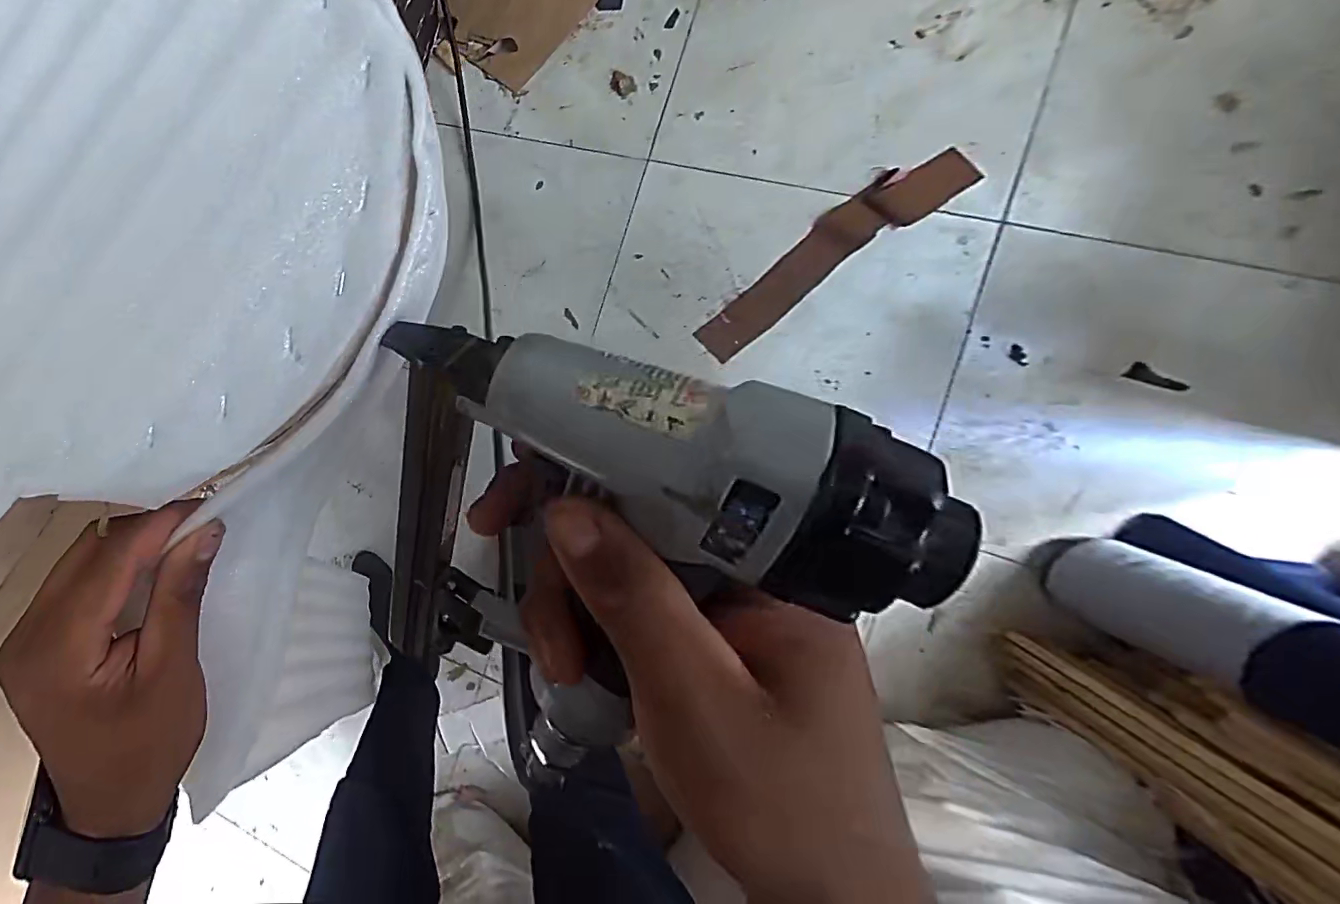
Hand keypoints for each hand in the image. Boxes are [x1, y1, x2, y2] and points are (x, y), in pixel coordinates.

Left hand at [0, 503, 223, 838]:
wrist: (109, 808)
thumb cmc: (147, 748)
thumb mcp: (173, 672)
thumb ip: (179, 595)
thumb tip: (202, 529)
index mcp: (54, 651)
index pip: (108, 561)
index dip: (157, 525)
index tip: (205, 504)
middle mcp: (23, 636)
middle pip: (86, 552)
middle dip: (145, 529)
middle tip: (197, 521)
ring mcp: (21, 638)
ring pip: (79, 559)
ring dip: (131, 543)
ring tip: (180, 537)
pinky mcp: (33, 640)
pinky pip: (75, 579)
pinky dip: (116, 564)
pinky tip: (149, 563)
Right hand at [468, 462, 928, 901]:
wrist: (821, 902)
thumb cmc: (780, 804)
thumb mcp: (697, 697)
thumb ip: (634, 599)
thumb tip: (564, 509)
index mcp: (767, 564)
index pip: (668, 487)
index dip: (587, 479)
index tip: (517, 500)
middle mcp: (739, 570)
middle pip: (627, 528)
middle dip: (566, 574)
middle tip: (544, 634)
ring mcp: (714, 605)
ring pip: (614, 568)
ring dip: (569, 613)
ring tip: (566, 671)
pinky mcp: (690, 637)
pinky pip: (621, 607)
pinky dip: (587, 633)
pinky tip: (581, 672)